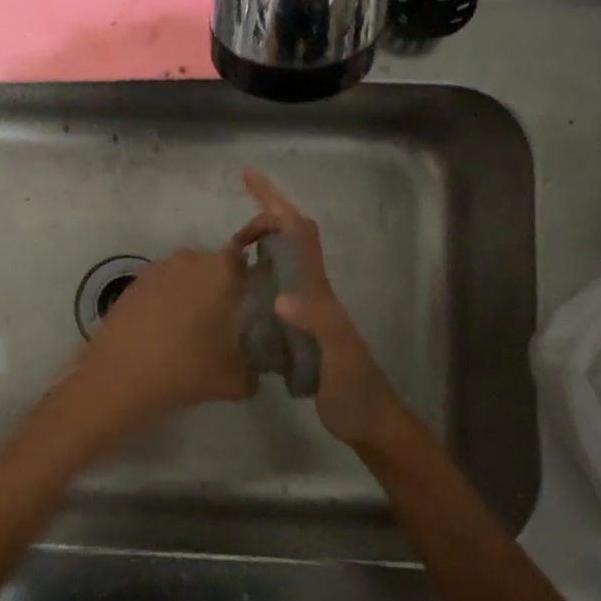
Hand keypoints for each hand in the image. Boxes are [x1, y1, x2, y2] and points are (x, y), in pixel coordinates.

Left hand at [74, 246, 255, 423]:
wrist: (122, 375)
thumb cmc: (187, 368)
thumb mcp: (233, 380)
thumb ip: (251, 373)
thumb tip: (252, 375)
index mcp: (220, 272)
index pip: (241, 259)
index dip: (246, 277)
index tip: (247, 300)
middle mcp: (188, 261)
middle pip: (209, 266)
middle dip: (215, 287)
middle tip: (219, 319)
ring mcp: (155, 270)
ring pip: (180, 276)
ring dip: (185, 294)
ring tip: (186, 328)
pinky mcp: (130, 286)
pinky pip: (156, 289)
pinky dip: (160, 304)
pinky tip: (159, 331)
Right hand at [232, 169, 410, 449]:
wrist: (370, 421)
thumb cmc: (355, 389)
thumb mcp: (338, 356)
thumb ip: (316, 323)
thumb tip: (280, 295)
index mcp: (318, 290)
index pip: (298, 232)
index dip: (275, 202)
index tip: (248, 179)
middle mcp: (312, 292)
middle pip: (293, 237)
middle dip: (267, 212)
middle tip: (236, 211)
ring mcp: (306, 309)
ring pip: (284, 260)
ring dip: (261, 241)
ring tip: (230, 246)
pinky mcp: (298, 329)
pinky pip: (275, 287)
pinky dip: (256, 274)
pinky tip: (240, 287)